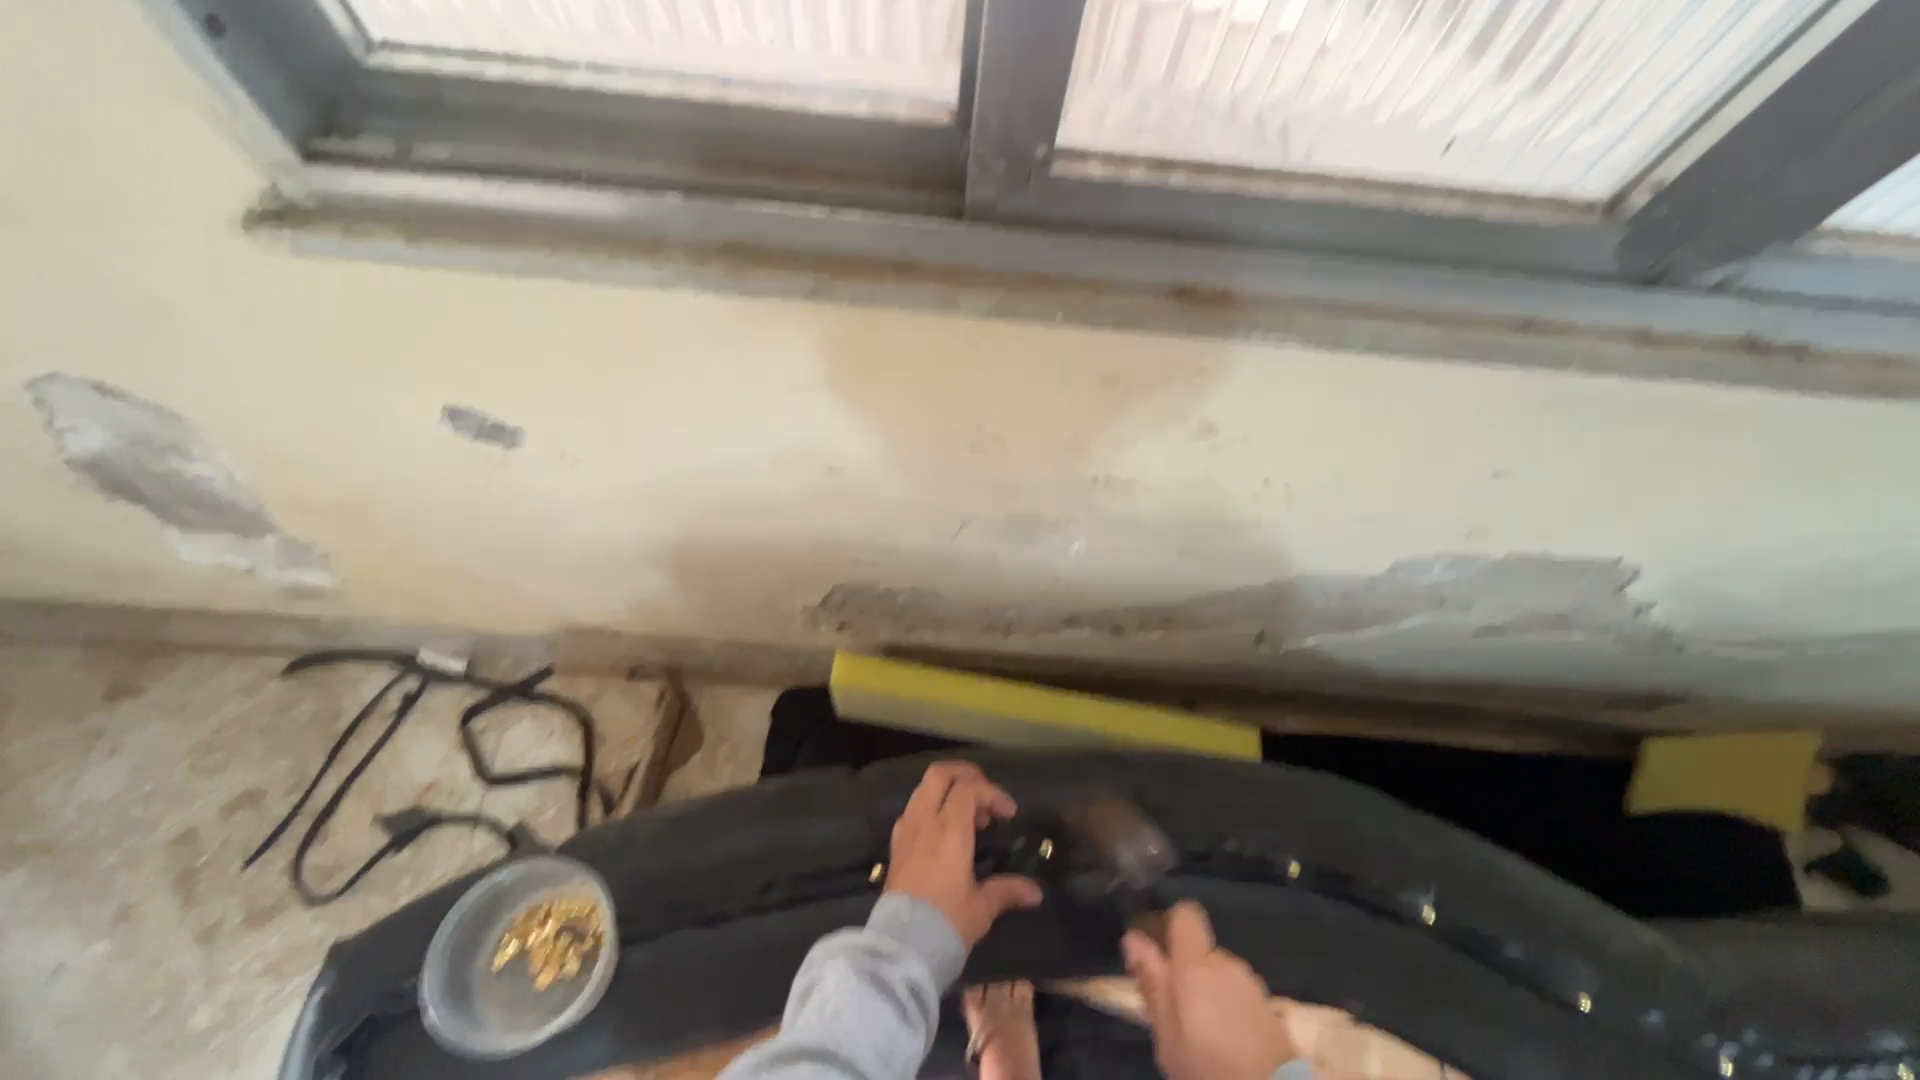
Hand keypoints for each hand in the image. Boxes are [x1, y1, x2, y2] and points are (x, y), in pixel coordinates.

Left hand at [884, 761, 1043, 945]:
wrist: (901, 947)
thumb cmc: (947, 922)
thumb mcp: (982, 907)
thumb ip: (1007, 890)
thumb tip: (1035, 892)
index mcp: (948, 829)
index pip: (969, 788)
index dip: (993, 793)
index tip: (1009, 814)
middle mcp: (924, 821)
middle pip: (940, 774)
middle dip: (966, 776)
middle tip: (986, 798)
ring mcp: (905, 831)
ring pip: (923, 789)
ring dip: (947, 792)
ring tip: (969, 818)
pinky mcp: (895, 846)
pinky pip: (913, 811)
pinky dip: (931, 808)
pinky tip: (944, 834)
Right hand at [1123, 901, 1296, 1079]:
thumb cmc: (1209, 1067)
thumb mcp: (1167, 1035)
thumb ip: (1152, 984)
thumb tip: (1133, 939)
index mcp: (1196, 965)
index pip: (1185, 915)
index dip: (1169, 925)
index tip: (1156, 953)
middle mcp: (1226, 963)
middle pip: (1199, 951)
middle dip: (1184, 971)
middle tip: (1173, 1010)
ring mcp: (1251, 983)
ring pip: (1218, 973)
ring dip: (1206, 991)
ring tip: (1201, 1032)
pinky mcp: (1268, 1004)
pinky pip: (1236, 992)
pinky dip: (1227, 1006)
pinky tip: (1226, 1040)